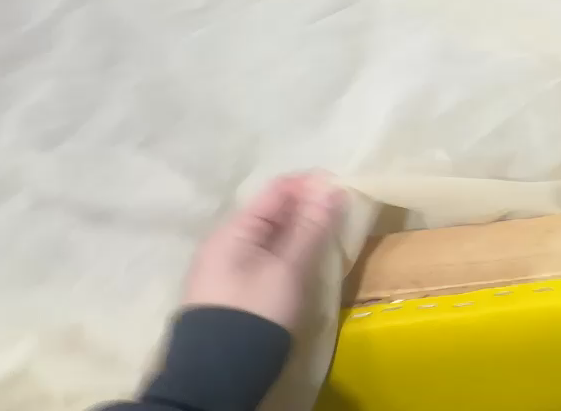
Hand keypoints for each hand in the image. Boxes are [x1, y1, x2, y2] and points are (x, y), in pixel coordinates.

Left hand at [182, 173, 346, 328]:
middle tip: (341, 216)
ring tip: (329, 237)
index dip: (312, 184)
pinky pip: (267, 252)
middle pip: (276, 208)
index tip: (343, 191)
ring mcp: (228, 264)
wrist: (216, 377)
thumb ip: (312, 224)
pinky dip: (291, 248)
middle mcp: (227, 240)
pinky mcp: (234, 285)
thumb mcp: (290, 266)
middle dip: (310, 207)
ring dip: (302, 229)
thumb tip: (333, 188)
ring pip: (273, 232)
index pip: (279, 188)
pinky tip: (307, 259)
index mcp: (235, 229)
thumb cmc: (256, 311)